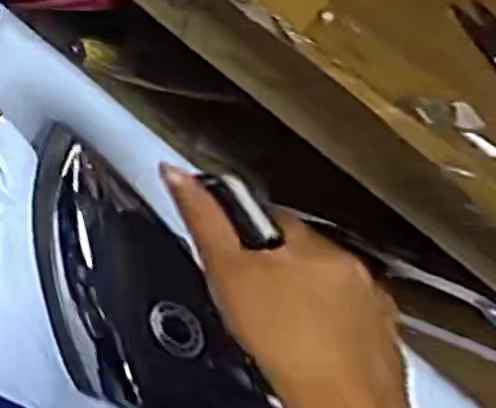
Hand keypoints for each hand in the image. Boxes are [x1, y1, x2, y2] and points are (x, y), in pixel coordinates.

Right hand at [164, 166, 408, 407]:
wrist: (335, 401)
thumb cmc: (282, 338)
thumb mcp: (222, 264)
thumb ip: (200, 214)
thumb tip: (176, 173)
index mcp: (324, 249)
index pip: (265, 213)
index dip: (234, 228)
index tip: (223, 249)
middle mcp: (360, 275)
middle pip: (290, 248)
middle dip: (262, 261)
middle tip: (238, 282)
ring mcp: (377, 312)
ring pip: (314, 282)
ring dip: (289, 290)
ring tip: (263, 311)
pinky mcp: (382, 342)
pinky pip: (336, 315)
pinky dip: (313, 319)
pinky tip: (292, 334)